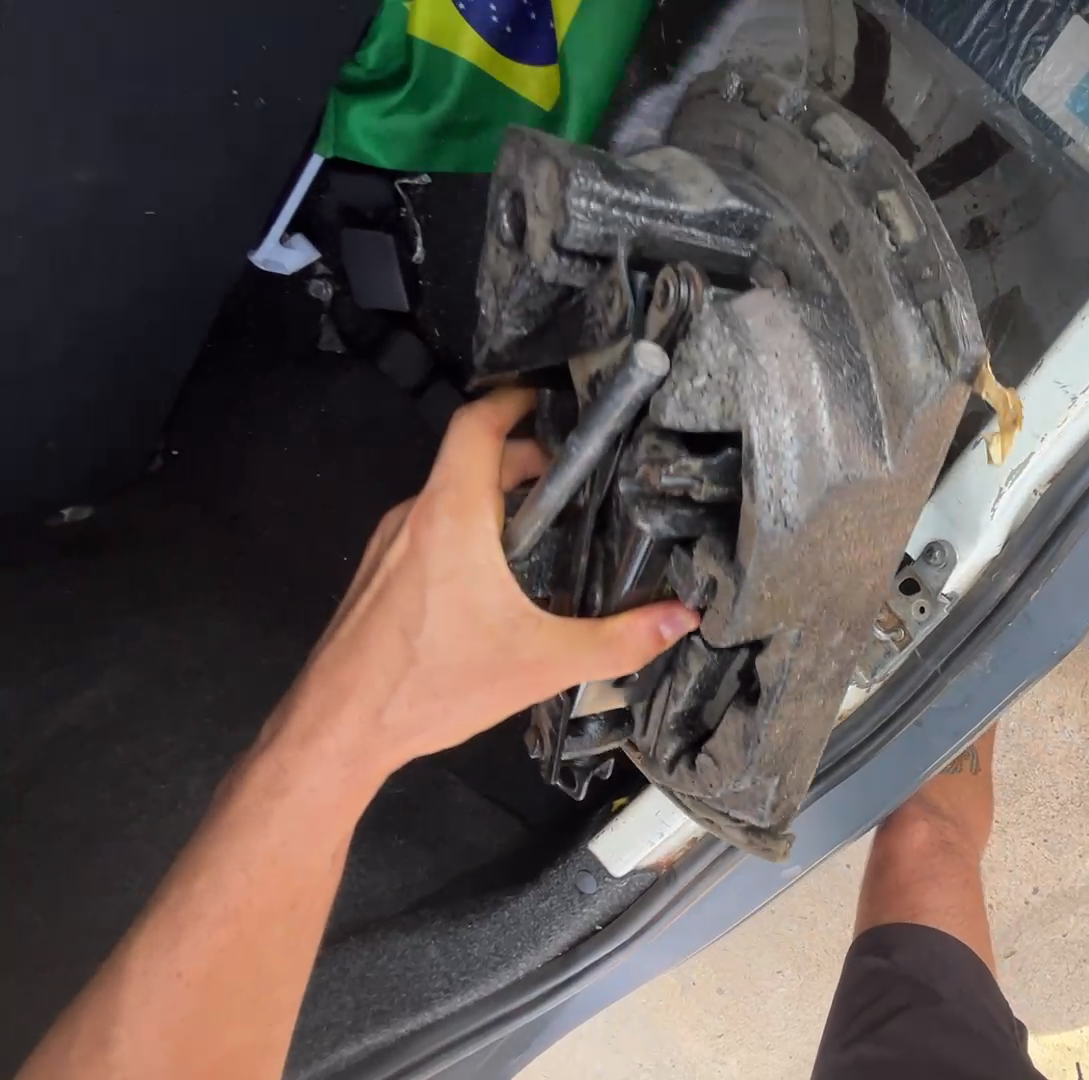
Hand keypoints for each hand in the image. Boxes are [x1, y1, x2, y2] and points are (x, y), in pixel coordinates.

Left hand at [264, 388, 698, 784]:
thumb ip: (621, 639)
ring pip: (455, 495)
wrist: (334, 734)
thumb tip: (683, 618)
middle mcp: (415, 518)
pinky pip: (437, 527)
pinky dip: (477, 526)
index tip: (557, 401)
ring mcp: (391, 546)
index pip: (477, 427)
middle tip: (587, 483)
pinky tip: (508, 574)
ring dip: (505, 496)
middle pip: (475, 460)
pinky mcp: (382, 576)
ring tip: (558, 526)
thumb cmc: (433, 684)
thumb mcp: (544, 663)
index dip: (516, 401)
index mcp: (452, 518)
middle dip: (533, 460)